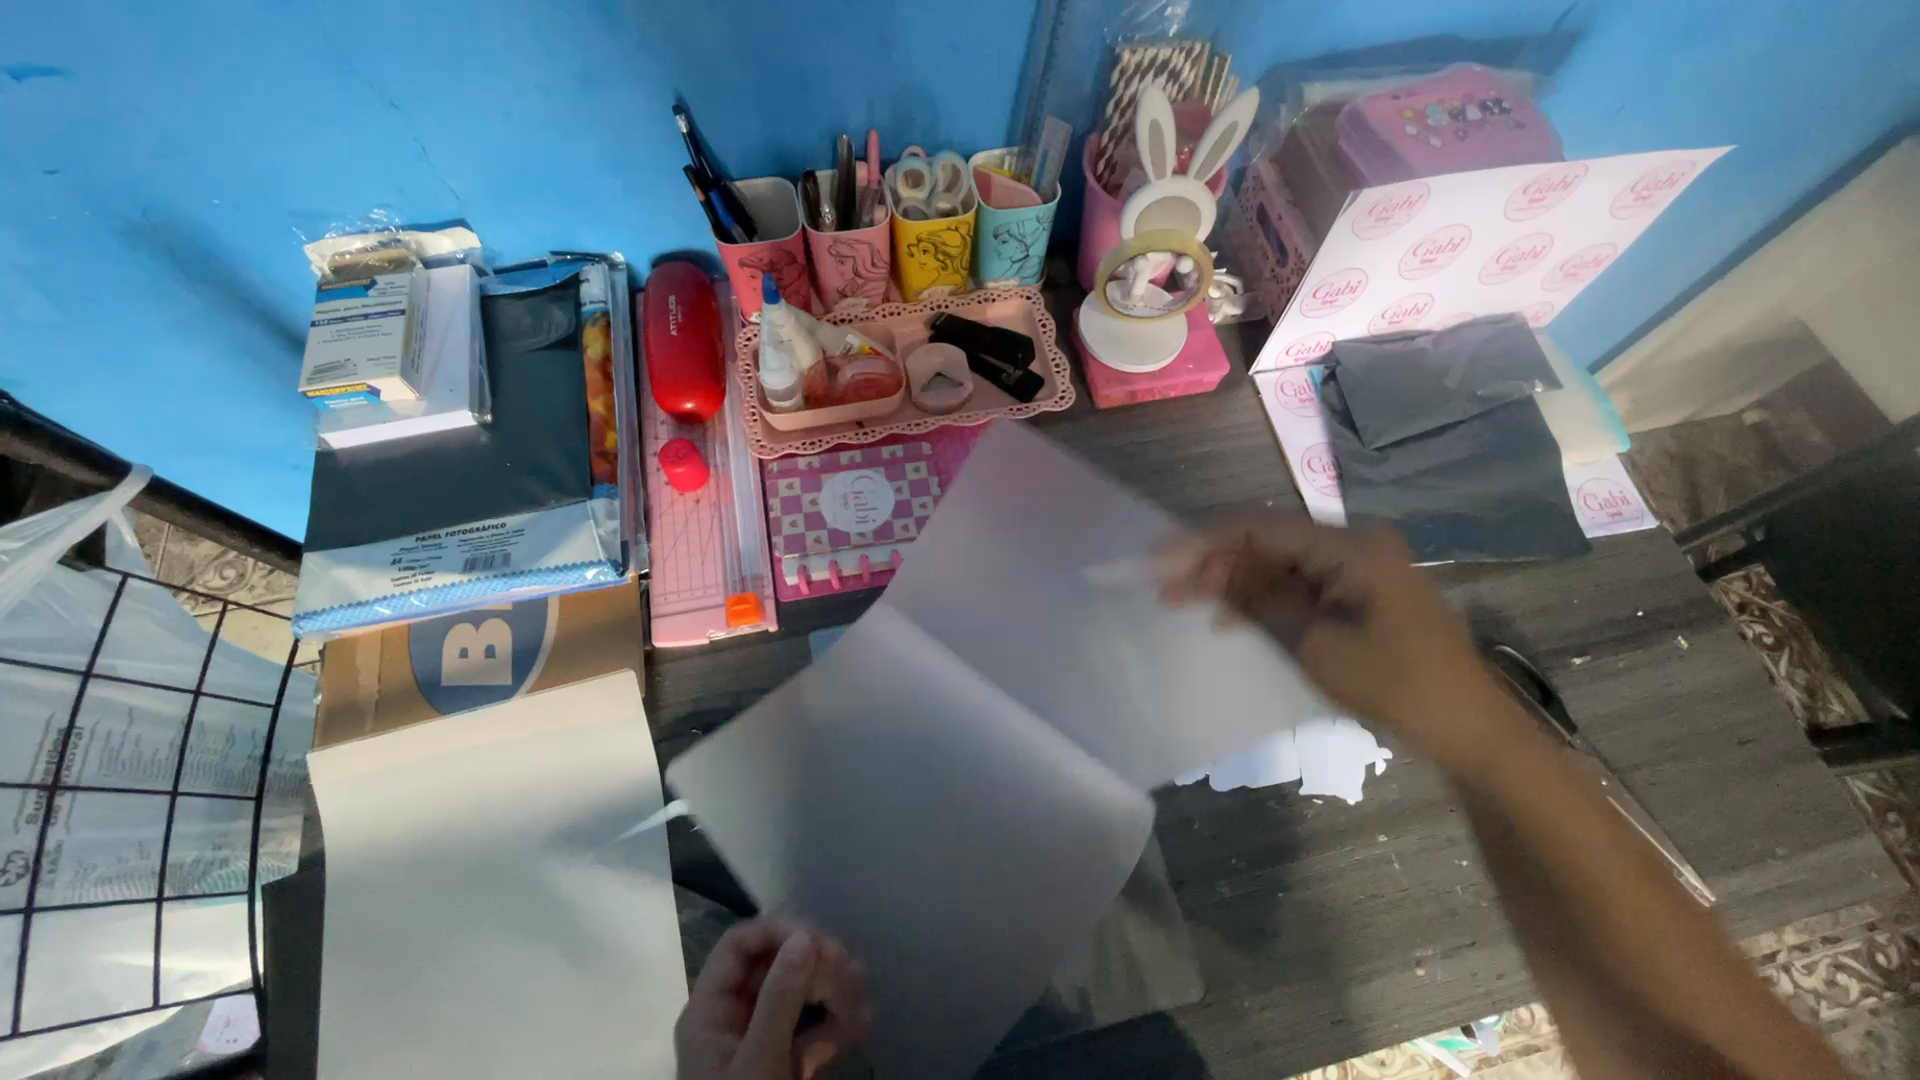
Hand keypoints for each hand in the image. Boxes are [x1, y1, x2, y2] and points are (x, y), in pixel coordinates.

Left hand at [675, 917, 867, 1079]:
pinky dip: (836, 1027)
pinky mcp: (782, 1072)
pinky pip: (810, 1035)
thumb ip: (780, 999)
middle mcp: (731, 1021)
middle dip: (812, 960)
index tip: (820, 939)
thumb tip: (805, 937)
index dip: (779, 932)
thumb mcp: (757, 1062)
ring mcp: (758, 1046)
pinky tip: (863, 1024)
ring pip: (795, 998)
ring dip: (830, 989)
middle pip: (771, 966)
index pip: (740, 945)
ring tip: (863, 989)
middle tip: (849, 965)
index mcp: (709, 1012)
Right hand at [1156, 515, 1501, 762]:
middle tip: (1165, 589)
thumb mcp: (1315, 644)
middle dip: (1213, 562)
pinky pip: (1296, 584)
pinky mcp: (1356, 592)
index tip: (1160, 563)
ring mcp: (1356, 567)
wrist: (1468, 726)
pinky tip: (1228, 617)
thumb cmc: (1396, 684)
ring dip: (1232, 581)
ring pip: (1277, 563)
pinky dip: (1261, 598)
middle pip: (1266, 541)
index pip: (1260, 528)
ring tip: (1185, 603)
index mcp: (1350, 545)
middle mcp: (1353, 544)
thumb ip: (1258, 600)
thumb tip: (1206, 572)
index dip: (1204, 543)